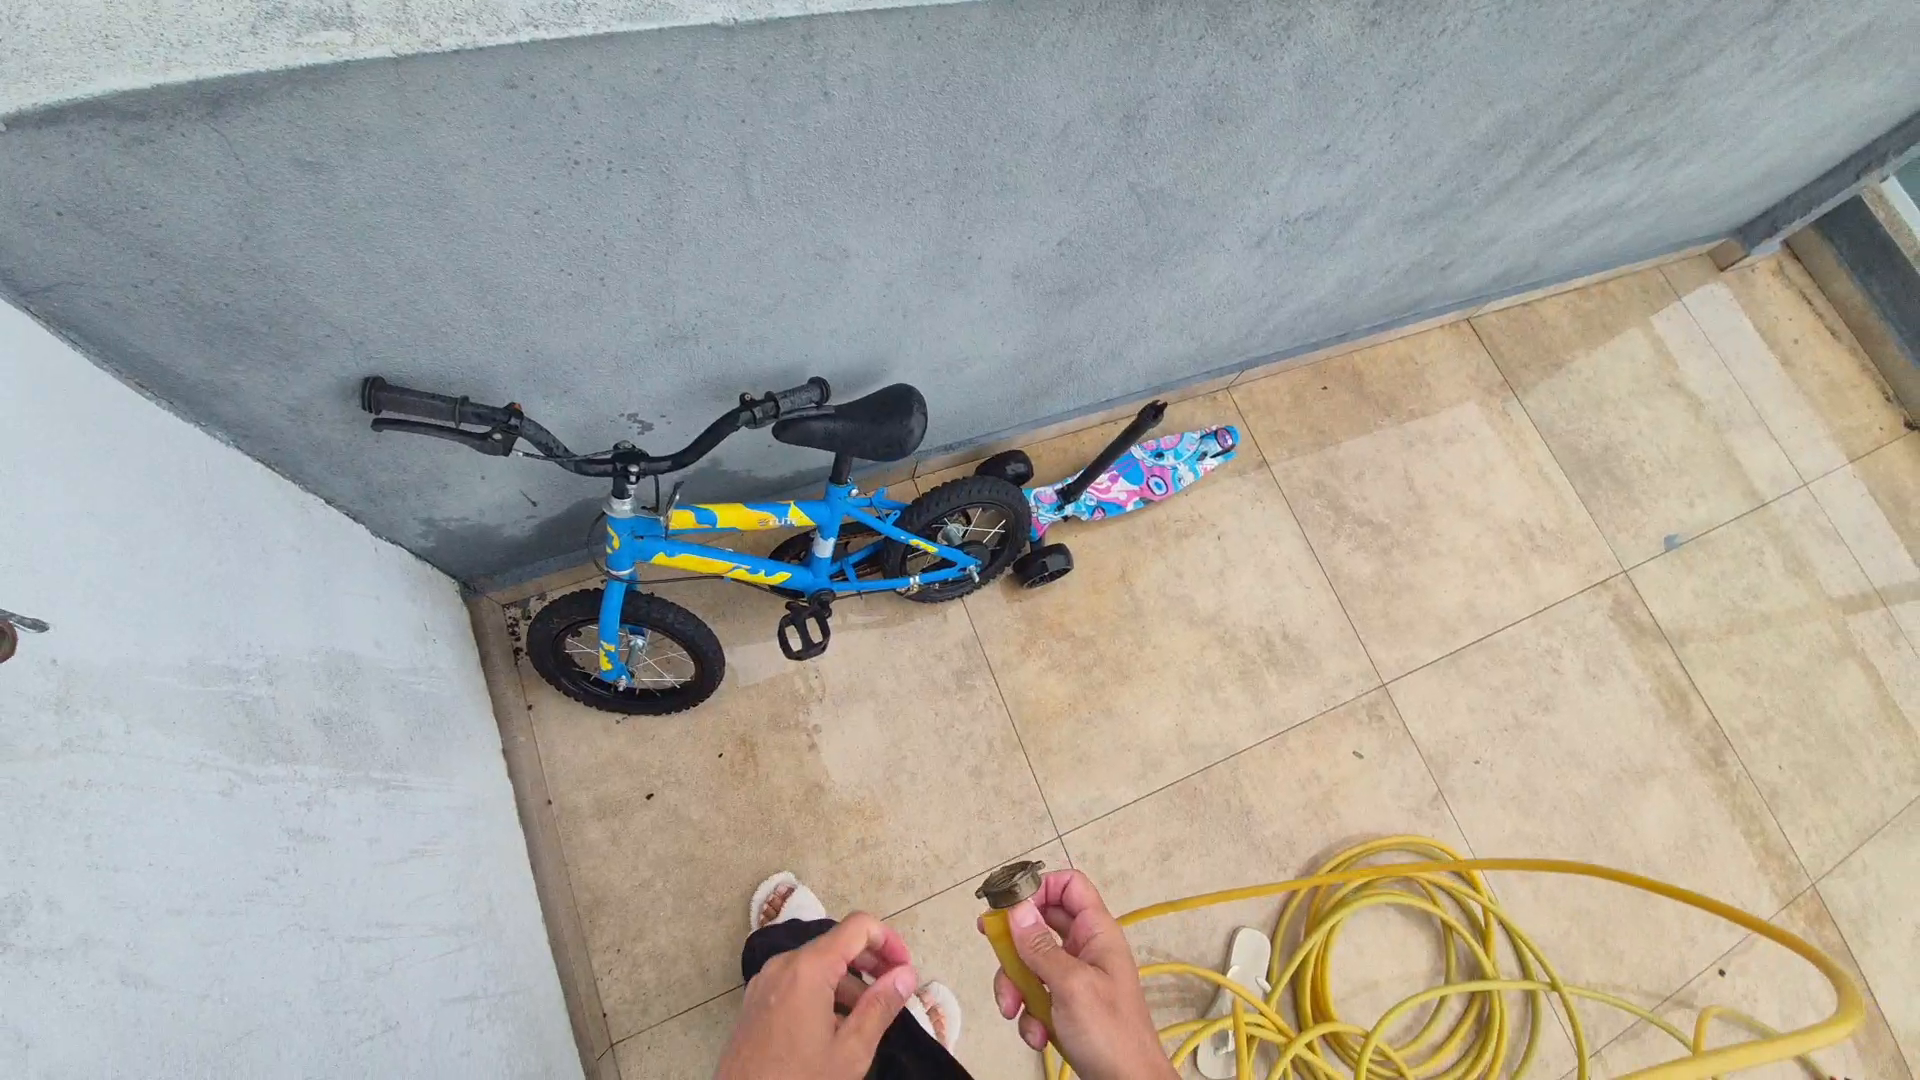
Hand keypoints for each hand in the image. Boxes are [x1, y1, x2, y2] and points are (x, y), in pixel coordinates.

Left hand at [716, 913, 918, 1079]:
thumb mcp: (850, 1051)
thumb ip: (881, 1006)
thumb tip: (907, 974)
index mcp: (808, 967)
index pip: (859, 927)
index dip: (889, 941)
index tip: (906, 970)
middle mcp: (784, 963)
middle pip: (838, 943)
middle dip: (872, 962)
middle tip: (896, 992)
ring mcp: (766, 981)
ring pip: (818, 964)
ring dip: (849, 981)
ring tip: (870, 1017)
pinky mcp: (756, 1001)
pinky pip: (799, 982)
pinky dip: (824, 992)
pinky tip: (836, 1028)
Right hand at [981, 870, 1175, 1079]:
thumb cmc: (1111, 1035)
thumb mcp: (1071, 985)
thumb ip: (1040, 946)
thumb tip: (1016, 907)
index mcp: (1096, 931)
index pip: (1070, 885)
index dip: (1041, 886)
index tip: (1012, 904)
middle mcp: (1085, 947)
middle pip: (1041, 923)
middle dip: (1015, 943)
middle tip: (993, 947)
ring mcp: (1075, 976)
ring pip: (1032, 961)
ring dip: (1016, 985)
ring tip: (1013, 1009)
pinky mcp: (1065, 1004)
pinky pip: (1036, 994)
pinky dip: (1029, 1014)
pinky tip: (1036, 1034)